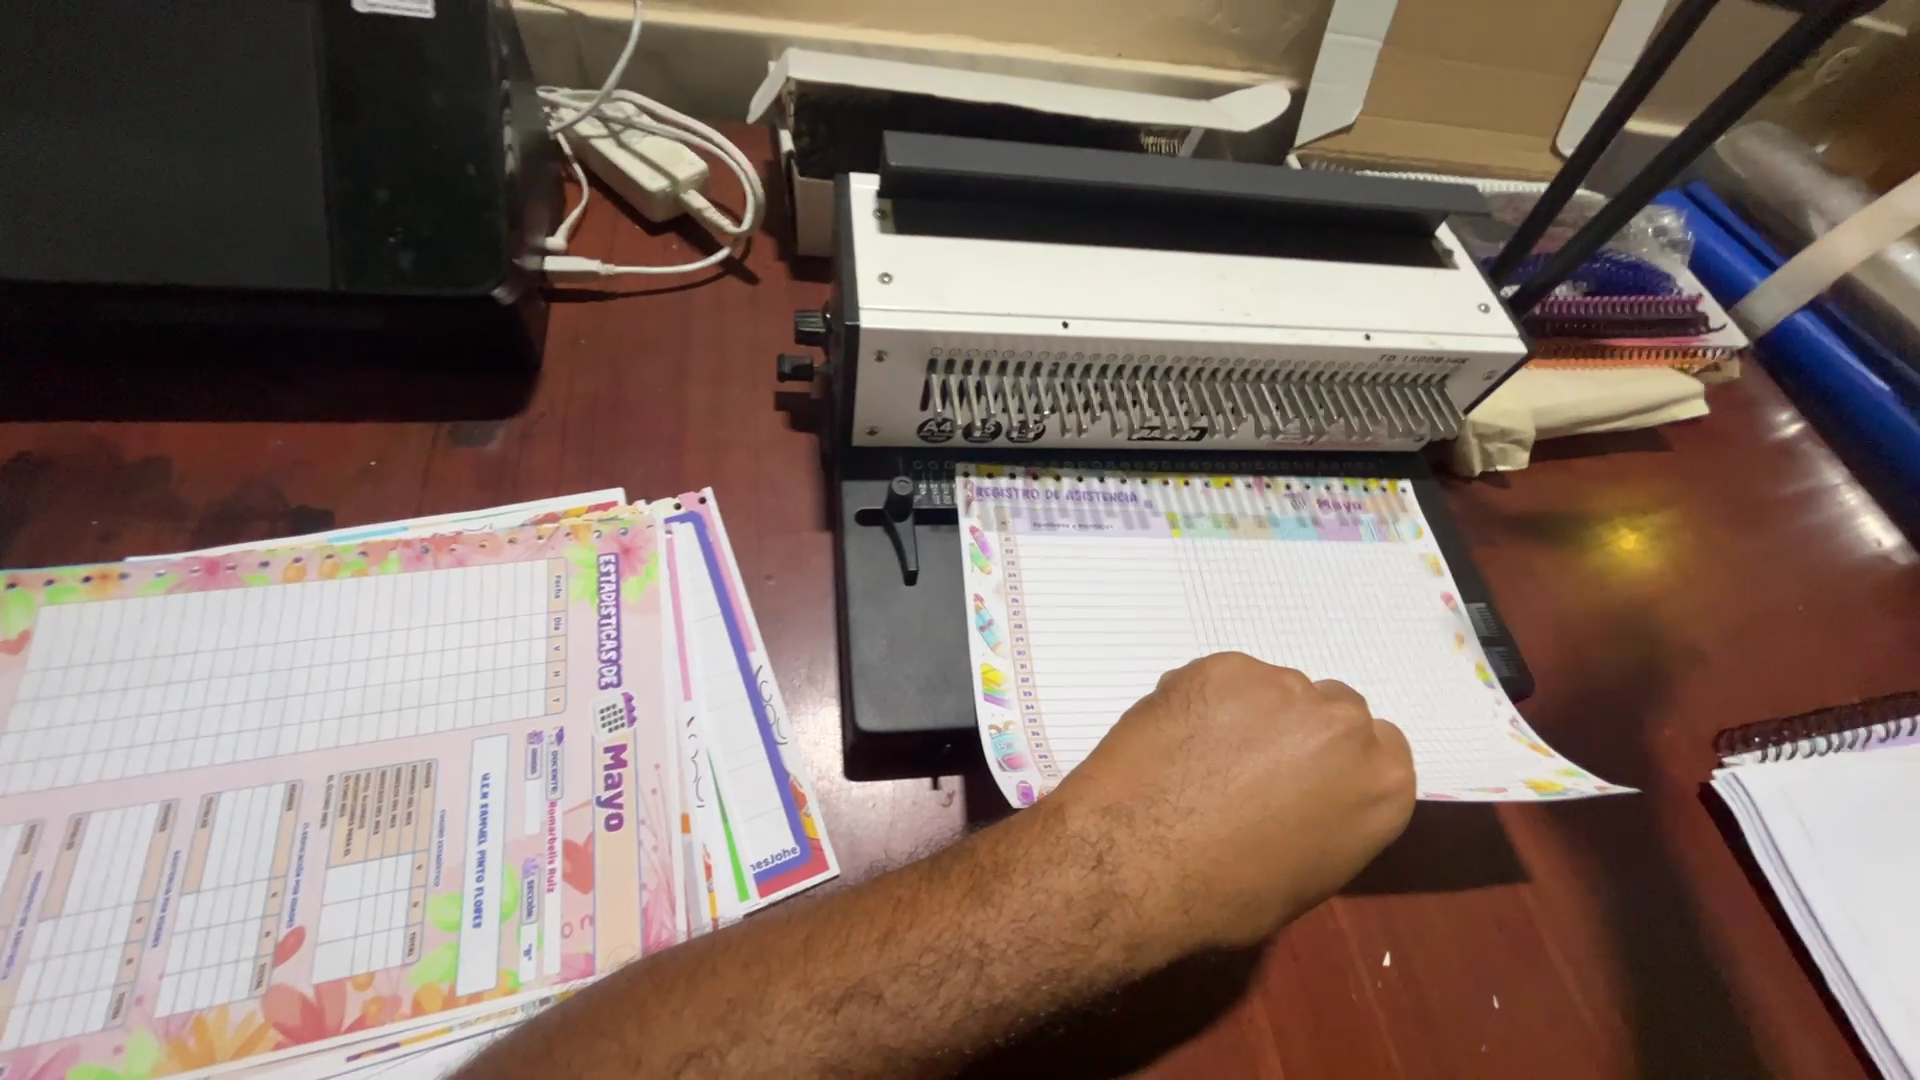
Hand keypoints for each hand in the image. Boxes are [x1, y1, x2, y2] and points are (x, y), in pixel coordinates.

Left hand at [1045, 652, 1414, 954]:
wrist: (1140, 858)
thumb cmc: (1227, 893)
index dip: (1334, 760)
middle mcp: (1343, 724)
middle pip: (1329, 708)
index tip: (1303, 775)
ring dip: (1246, 713)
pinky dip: (1201, 701)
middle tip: (1248, 763)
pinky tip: (1173, 737)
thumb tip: (1301, 795)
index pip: (1377, 746)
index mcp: (1383, 782)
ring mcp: (1280, 688)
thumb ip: (1326, 816)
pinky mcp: (1221, 667)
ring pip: (1272, 689)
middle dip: (1296, 730)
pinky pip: (1219, 678)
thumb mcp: (1306, 873)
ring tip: (1199, 755)